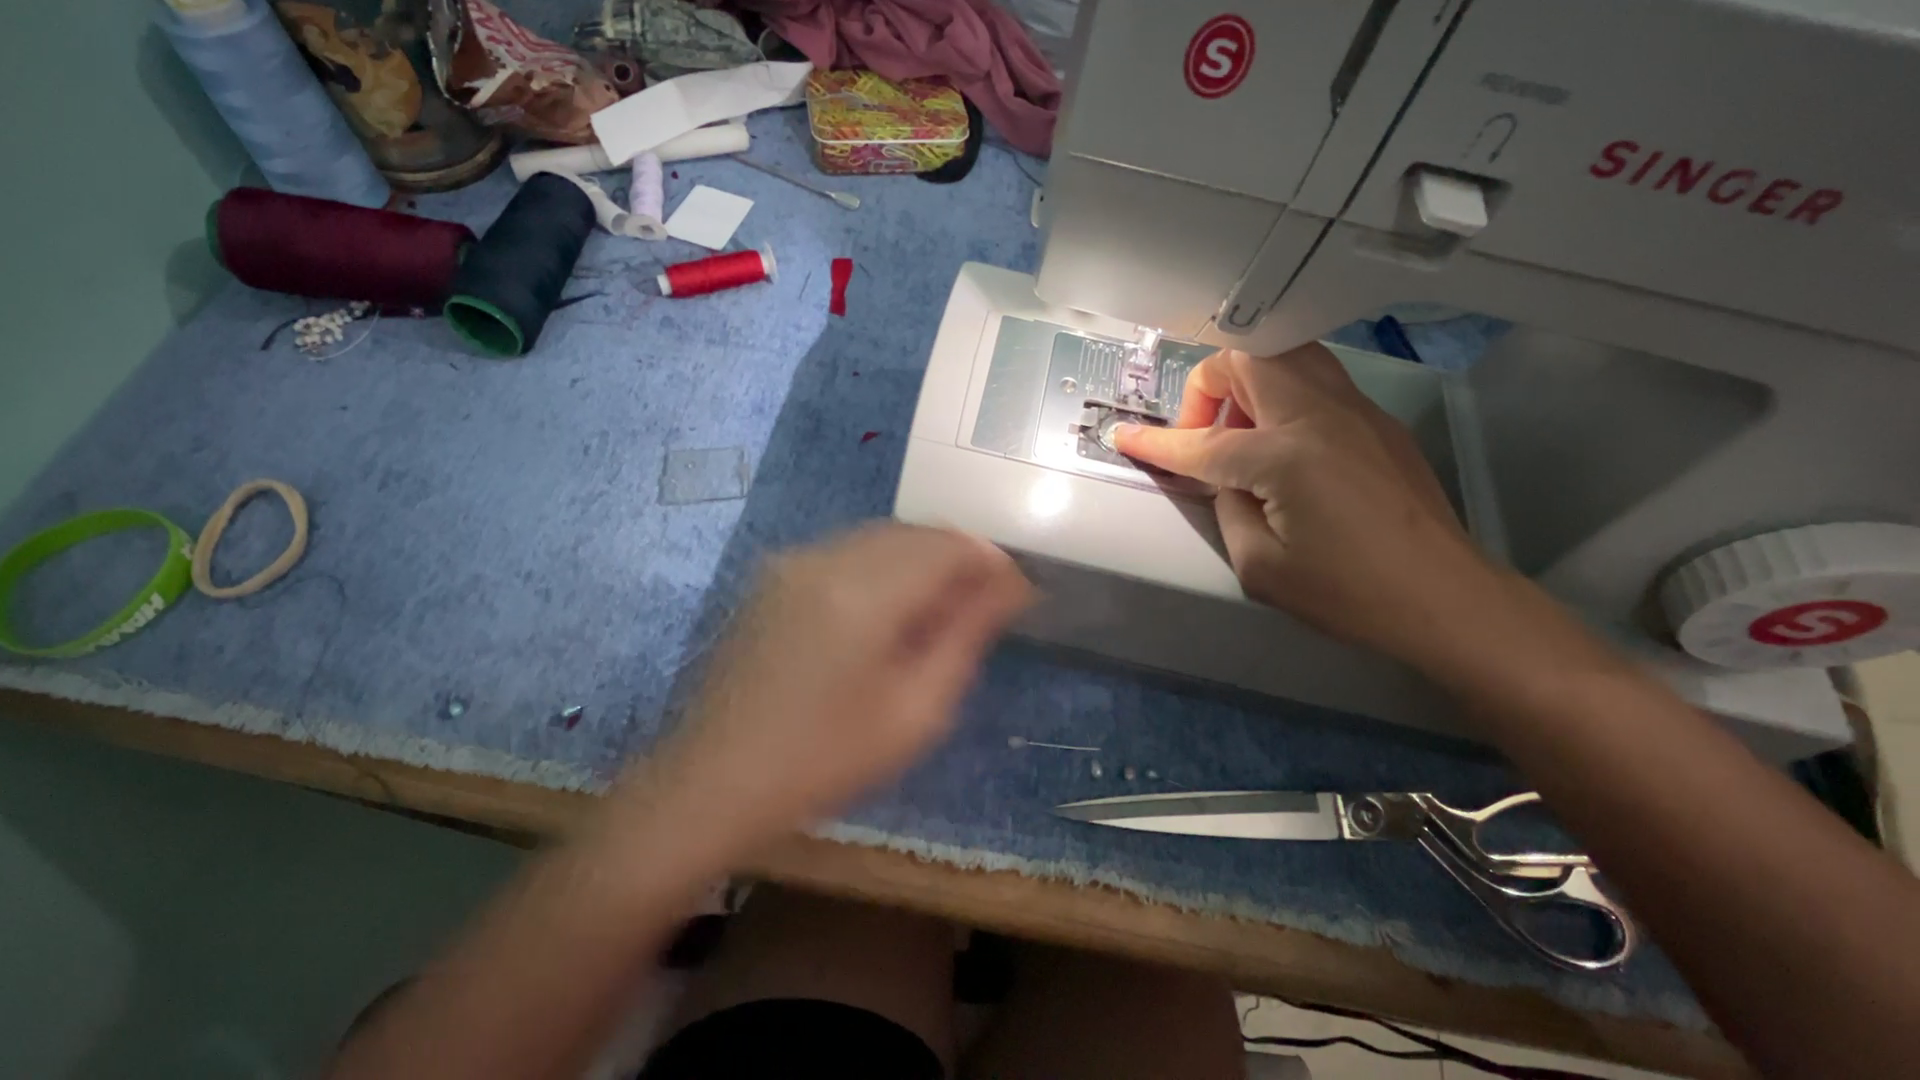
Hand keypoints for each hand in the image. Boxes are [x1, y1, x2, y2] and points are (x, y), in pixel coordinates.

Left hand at [626, 523, 1031, 850]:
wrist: (712, 783)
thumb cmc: (824, 761)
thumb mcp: (915, 712)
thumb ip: (965, 635)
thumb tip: (1008, 585)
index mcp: (864, 592)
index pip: (949, 545)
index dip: (991, 563)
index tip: (1018, 595)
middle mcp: (826, 557)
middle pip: (915, 532)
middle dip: (959, 558)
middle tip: (987, 605)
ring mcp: (792, 562)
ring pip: (880, 537)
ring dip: (921, 560)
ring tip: (942, 610)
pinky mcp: (772, 576)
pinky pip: (846, 551)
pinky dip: (883, 567)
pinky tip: (890, 611)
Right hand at [1114, 344, 1503, 667]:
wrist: (1445, 597)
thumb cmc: (1348, 594)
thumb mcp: (1260, 568)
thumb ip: (1228, 509)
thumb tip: (1226, 479)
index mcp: (1284, 456)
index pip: (1202, 441)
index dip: (1156, 442)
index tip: (1123, 436)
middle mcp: (1319, 416)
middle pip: (1245, 359)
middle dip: (1206, 388)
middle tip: (1204, 436)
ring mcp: (1356, 411)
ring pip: (1287, 356)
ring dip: (1249, 382)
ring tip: (1244, 434)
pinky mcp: (1379, 422)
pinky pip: (1318, 381)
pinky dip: (1285, 396)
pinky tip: (1288, 450)